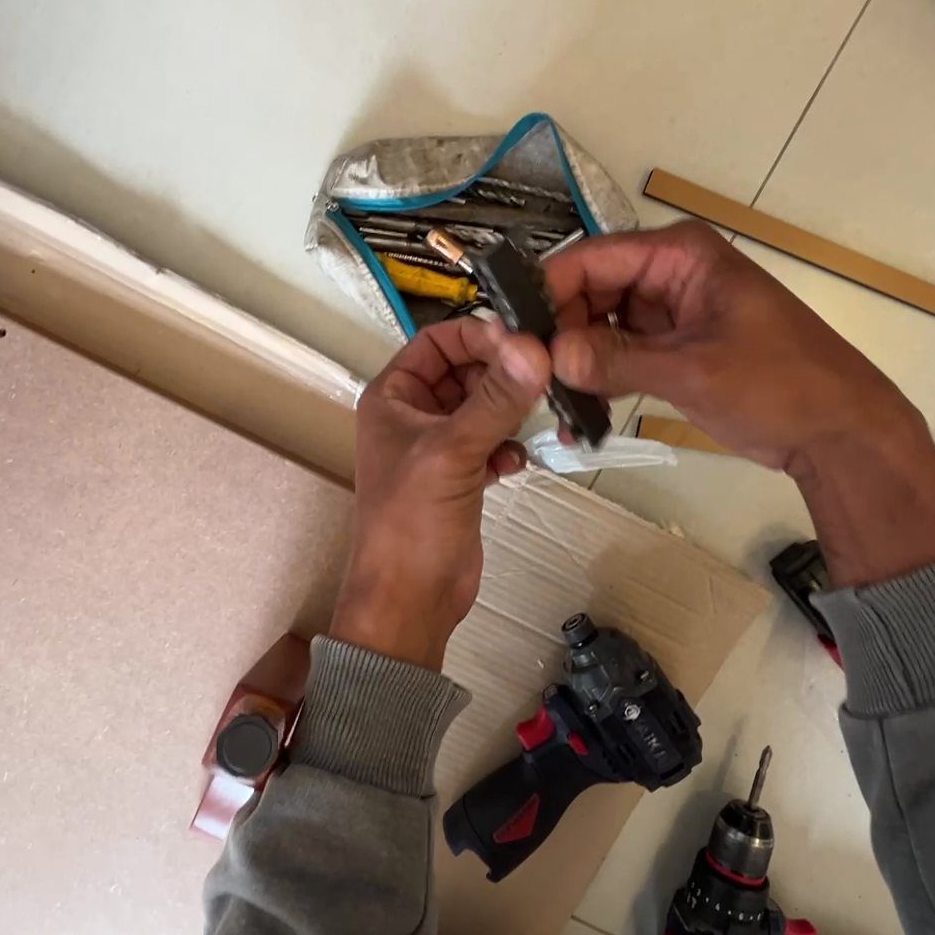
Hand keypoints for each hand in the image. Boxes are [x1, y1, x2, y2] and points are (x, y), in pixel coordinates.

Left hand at [331, 317, 550, 669]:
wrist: (411, 598)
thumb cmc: (412, 521)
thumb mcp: (453, 452)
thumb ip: (495, 399)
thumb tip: (535, 348)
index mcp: (393, 397)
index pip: (438, 341)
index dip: (479, 336)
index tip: (525, 342)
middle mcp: (413, 415)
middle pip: (466, 372)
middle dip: (502, 376)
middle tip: (542, 381)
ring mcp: (438, 447)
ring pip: (484, 408)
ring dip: (509, 413)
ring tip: (533, 424)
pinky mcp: (461, 476)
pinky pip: (492, 442)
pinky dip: (507, 447)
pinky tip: (515, 463)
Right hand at [544, 222, 934, 585]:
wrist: (835, 432)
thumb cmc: (779, 384)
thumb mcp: (694, 370)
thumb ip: (618, 360)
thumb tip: (550, 356)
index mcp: (680, 256)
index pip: (594, 258)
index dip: (549, 291)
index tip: (512, 332)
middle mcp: (668, 276)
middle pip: (589, 293)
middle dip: (560, 334)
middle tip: (531, 378)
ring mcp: (668, 315)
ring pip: (598, 328)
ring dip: (575, 364)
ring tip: (553, 404)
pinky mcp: (669, 351)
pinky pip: (618, 357)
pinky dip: (598, 382)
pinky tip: (580, 418)